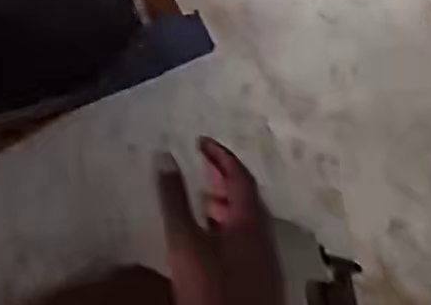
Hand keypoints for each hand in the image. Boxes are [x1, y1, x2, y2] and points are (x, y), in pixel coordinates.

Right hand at [156, 138, 284, 304]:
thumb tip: (165, 155)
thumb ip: (174, 197)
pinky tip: (211, 236)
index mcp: (250, 223)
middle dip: (224, 176)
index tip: (200, 140)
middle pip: (249, 197)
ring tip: (202, 196)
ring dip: (227, 201)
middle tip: (202, 163)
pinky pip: (248, 238)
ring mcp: (266, 263)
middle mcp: (264, 239)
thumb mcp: (184, 240)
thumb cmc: (210, 291)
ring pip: (249, 220)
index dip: (221, 154)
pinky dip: (230, 224)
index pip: (240, 176)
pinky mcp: (261, 282)